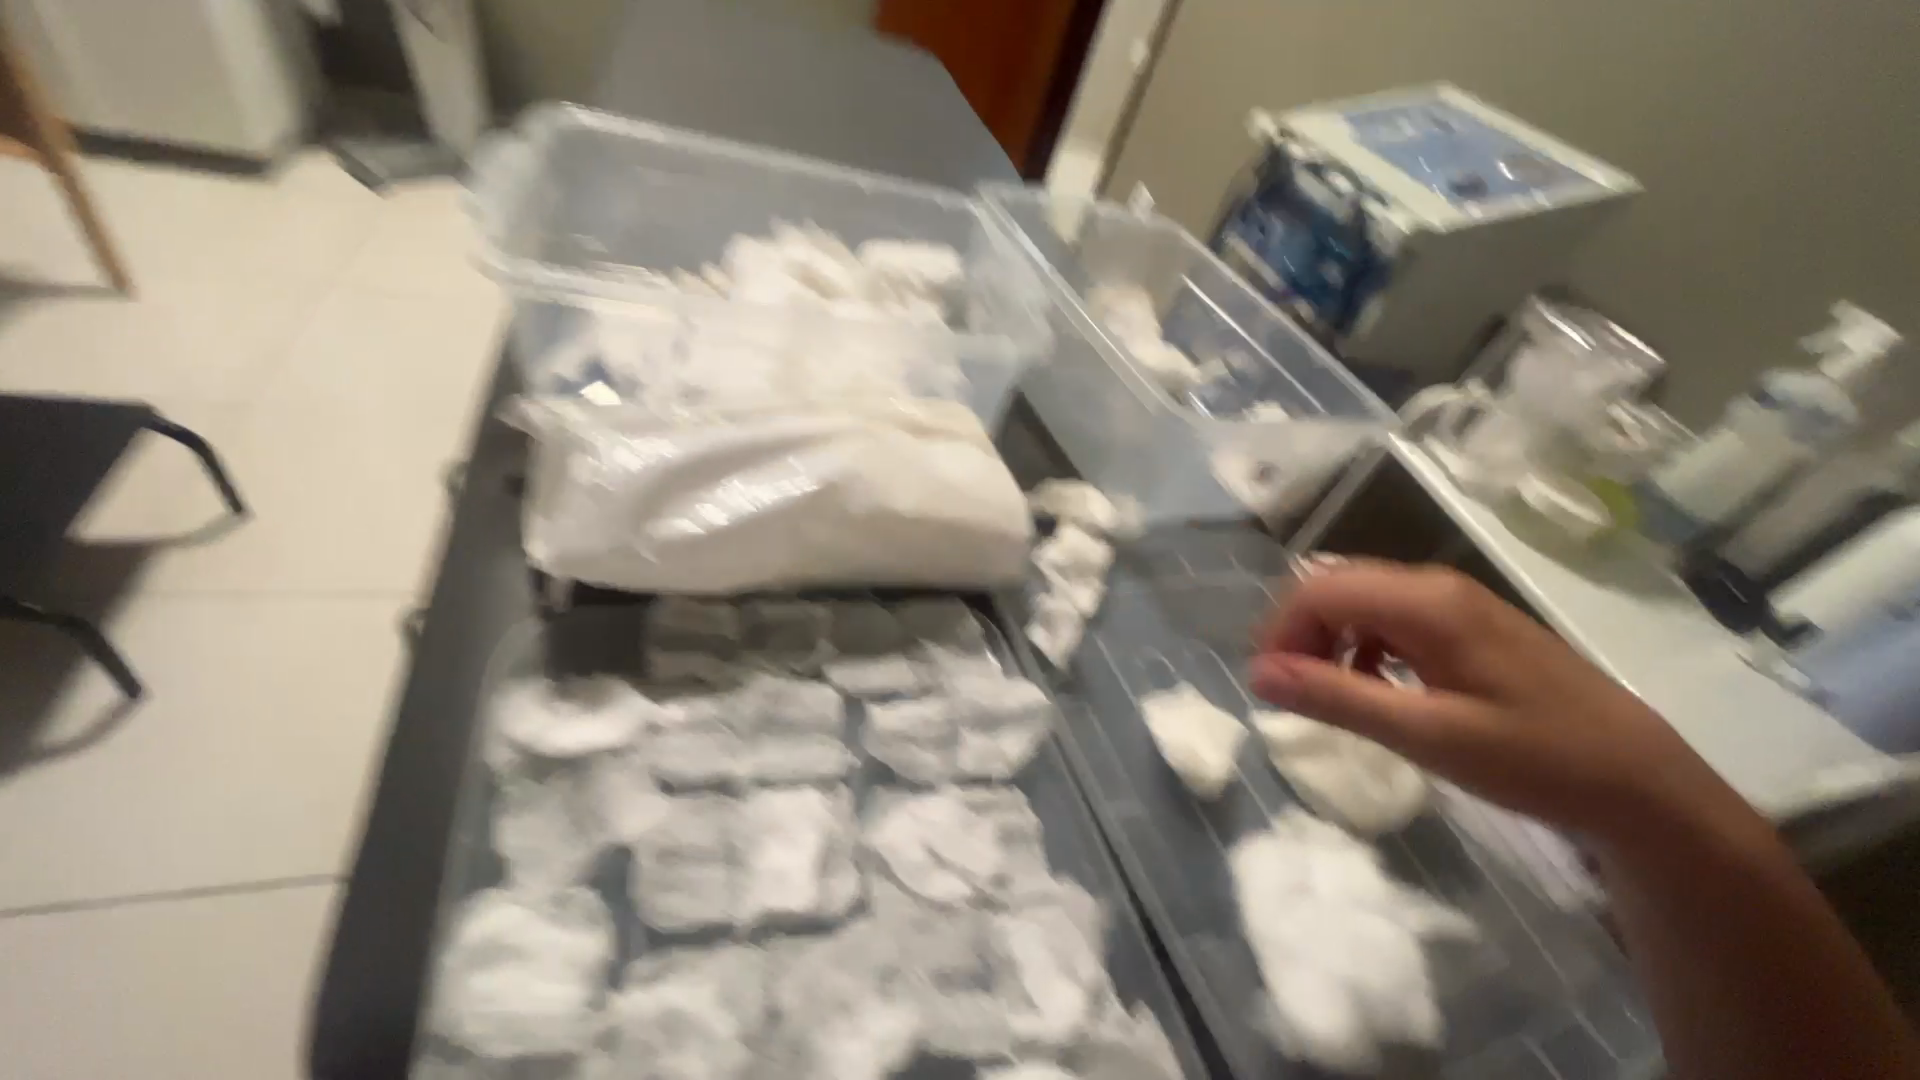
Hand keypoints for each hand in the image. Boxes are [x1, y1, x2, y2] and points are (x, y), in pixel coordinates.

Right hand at [1247, 560, 1744, 847]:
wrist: (1640, 782)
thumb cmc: (1533, 759)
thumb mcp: (1425, 735)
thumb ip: (1336, 698)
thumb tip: (1256, 674)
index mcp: (1427, 603)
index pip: (1318, 589)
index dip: (1280, 631)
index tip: (1270, 685)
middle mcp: (1436, 586)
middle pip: (1335, 584)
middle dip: (1299, 632)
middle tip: (1293, 690)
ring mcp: (1456, 601)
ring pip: (1360, 598)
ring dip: (1328, 638)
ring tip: (1329, 691)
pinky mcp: (1468, 623)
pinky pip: (1391, 614)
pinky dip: (1362, 643)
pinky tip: (1375, 684)